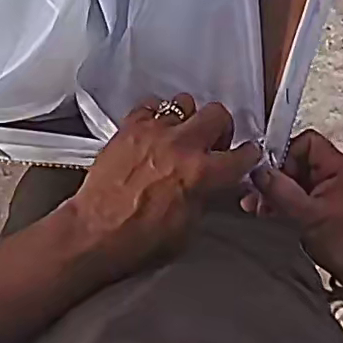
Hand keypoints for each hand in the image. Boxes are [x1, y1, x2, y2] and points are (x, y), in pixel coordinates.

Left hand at [61, 94, 262, 280]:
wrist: (96, 233)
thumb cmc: (137, 238)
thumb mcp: (188, 227)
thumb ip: (205, 197)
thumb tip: (209, 187)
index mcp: (202, 174)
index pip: (241, 154)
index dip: (247, 155)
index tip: (245, 155)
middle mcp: (181, 146)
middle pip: (217, 114)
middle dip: (221, 127)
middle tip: (214, 141)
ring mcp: (154, 133)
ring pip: (184, 103)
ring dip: (187, 118)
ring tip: (181, 133)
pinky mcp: (129, 128)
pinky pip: (150, 106)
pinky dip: (155, 114)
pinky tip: (153, 130)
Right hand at [243, 129, 342, 292]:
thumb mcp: (307, 214)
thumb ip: (281, 190)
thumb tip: (259, 171)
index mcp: (338, 168)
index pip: (307, 142)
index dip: (286, 154)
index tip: (272, 172)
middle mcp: (331, 173)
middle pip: (294, 159)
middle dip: (275, 176)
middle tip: (260, 192)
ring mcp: (323, 188)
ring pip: (290, 176)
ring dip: (272, 190)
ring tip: (259, 205)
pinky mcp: (316, 202)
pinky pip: (291, 191)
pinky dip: (277, 200)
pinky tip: (265, 211)